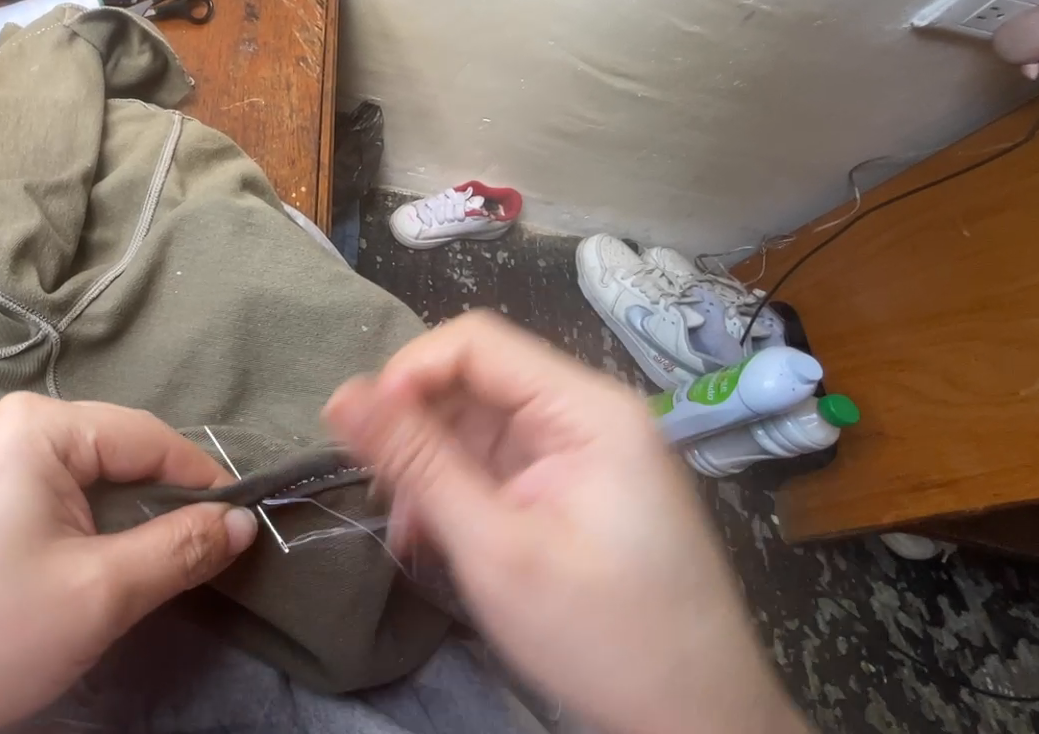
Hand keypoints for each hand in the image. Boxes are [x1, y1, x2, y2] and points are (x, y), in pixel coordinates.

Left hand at [0, 392, 257, 733]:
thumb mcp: (101, 593)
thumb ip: (180, 548)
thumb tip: (243, 521)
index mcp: (37, 423)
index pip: (145, 435)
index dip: (200, 479)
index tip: (243, 526)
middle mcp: (11, 418)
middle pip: (117, 448)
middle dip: (161, 498)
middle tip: (200, 554)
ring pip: (89, 470)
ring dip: (126, 513)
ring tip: (151, 563)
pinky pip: (56, 486)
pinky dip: (89, 519)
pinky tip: (95, 558)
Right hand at [323, 311, 805, 733]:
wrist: (699, 727)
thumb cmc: (605, 639)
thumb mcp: (494, 548)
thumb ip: (415, 462)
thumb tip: (339, 395)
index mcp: (586, 410)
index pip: (475, 343)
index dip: (409, 372)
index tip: (365, 430)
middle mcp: (581, 412)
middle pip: (469, 379)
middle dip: (412, 426)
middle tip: (380, 488)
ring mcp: (572, 447)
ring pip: (467, 419)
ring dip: (422, 462)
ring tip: (405, 525)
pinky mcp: (560, 480)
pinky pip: (484, 456)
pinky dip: (446, 485)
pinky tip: (429, 532)